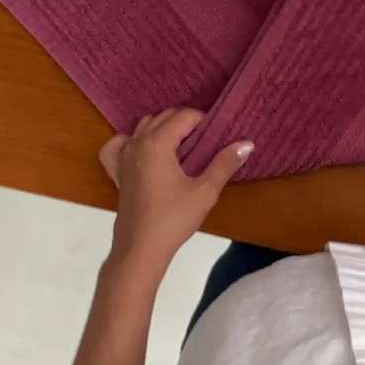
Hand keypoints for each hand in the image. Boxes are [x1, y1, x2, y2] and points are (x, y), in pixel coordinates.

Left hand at [98, 108, 252, 274]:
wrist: (141, 248)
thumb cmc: (174, 219)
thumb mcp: (205, 191)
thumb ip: (224, 163)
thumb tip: (246, 144)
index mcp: (157, 143)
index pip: (184, 116)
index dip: (204, 121)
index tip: (219, 135)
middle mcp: (137, 143)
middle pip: (164, 117)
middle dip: (186, 124)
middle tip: (207, 143)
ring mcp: (123, 157)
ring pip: (143, 127)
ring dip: (163, 130)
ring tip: (183, 149)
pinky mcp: (117, 172)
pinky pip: (118, 146)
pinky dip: (130, 141)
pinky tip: (142, 150)